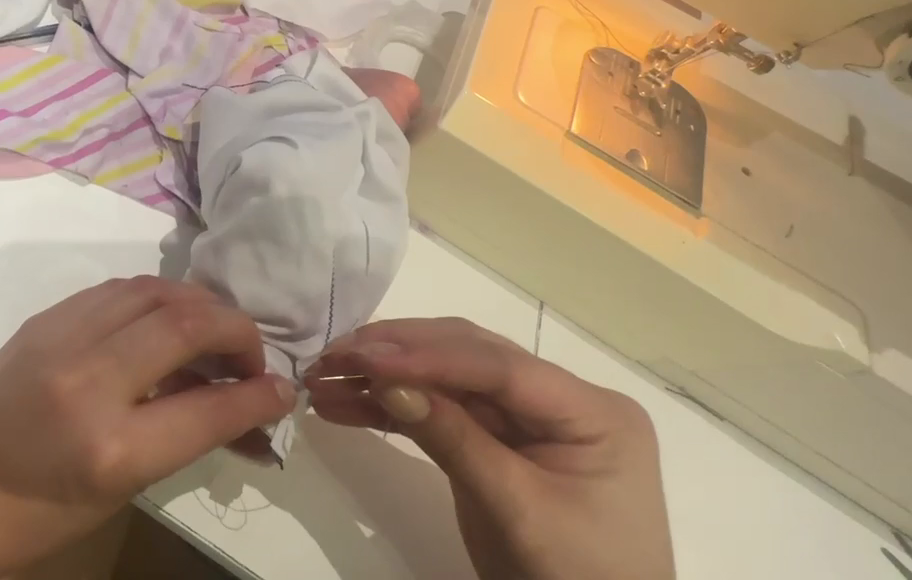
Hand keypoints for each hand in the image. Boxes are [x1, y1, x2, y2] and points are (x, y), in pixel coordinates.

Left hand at [0, 277, 296, 575]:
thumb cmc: (43, 511)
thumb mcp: (123, 489)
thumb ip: (185, 437)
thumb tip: (245, 404)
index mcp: (112, 448)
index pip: (208, 406)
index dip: (258, 394)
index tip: (282, 389)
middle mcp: (87, 381)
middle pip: (183, 325)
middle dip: (235, 330)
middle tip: (251, 354)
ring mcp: (60, 340)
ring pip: (149, 291)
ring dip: (196, 302)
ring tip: (215, 327)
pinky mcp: (43, 319)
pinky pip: (113, 290)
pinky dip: (152, 296)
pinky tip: (166, 315)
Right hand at [307, 318, 673, 579]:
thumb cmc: (574, 578)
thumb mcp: (517, 511)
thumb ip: (454, 439)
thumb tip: (384, 382)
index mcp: (590, 410)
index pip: (497, 366)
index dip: (427, 356)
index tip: (363, 356)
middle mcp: (557, 399)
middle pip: (463, 356)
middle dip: (393, 354)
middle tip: (330, 355)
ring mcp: (523, 418)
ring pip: (440, 378)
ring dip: (380, 379)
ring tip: (320, 379)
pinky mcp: (493, 438)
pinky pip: (435, 410)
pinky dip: (388, 408)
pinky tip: (341, 406)